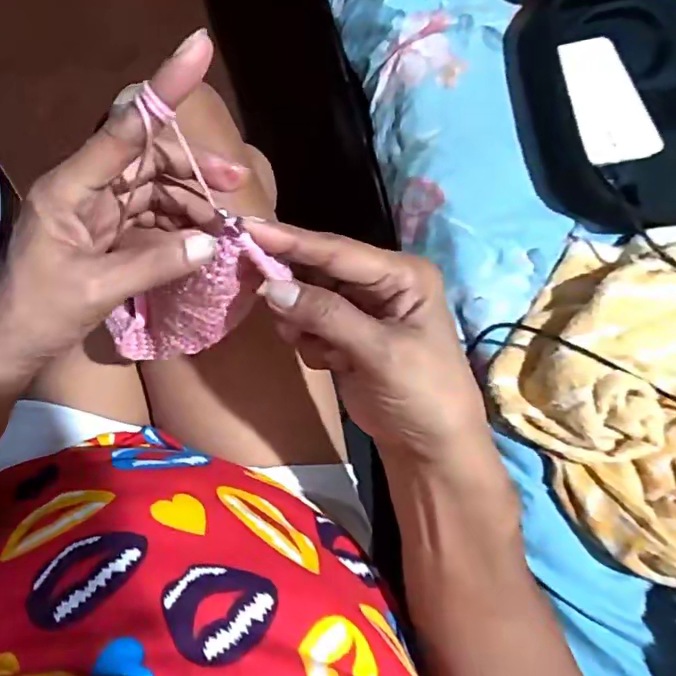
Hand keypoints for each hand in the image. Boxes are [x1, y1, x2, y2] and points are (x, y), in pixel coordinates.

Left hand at [0, 31, 246, 376]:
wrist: (10, 346)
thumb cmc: (39, 314)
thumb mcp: (97, 290)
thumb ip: (155, 262)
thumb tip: (213, 242)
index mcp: (68, 189)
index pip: (122, 130)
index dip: (163, 90)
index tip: (198, 46)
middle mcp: (80, 188)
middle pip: (144, 156)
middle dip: (190, 166)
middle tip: (234, 184)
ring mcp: (92, 210)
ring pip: (150, 185)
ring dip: (188, 198)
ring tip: (224, 224)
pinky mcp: (101, 232)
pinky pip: (146, 213)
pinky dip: (175, 222)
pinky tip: (201, 236)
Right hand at [245, 221, 492, 469]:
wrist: (429, 448)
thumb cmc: (422, 395)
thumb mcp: (379, 353)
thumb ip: (326, 315)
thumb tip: (270, 287)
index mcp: (402, 274)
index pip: (336, 251)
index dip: (289, 239)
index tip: (245, 227)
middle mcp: (378, 282)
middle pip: (313, 267)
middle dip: (287, 282)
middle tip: (249, 282)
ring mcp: (357, 307)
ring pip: (301, 295)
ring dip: (297, 320)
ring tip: (320, 349)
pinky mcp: (340, 330)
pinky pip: (301, 321)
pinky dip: (304, 339)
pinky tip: (328, 361)